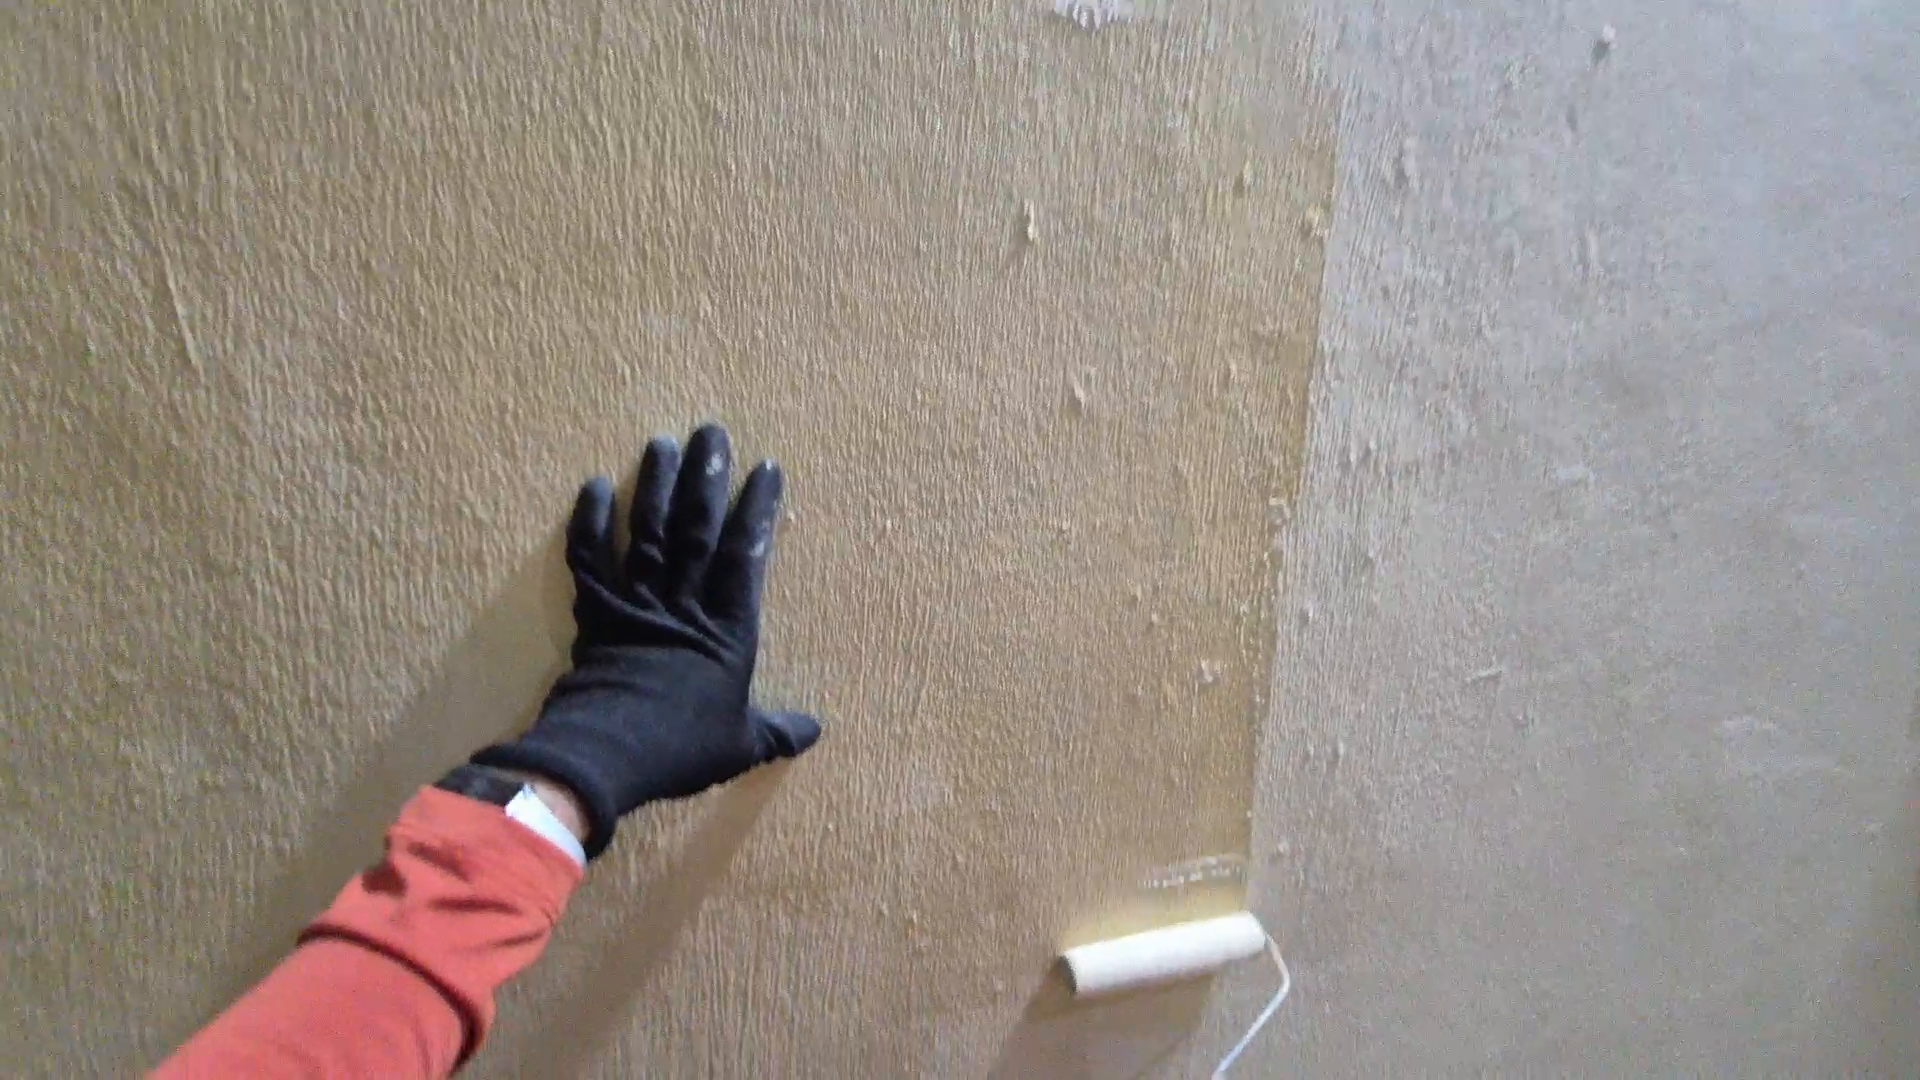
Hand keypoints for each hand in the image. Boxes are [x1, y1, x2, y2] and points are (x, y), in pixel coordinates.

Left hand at [472, 423, 821, 858]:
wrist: (604, 761)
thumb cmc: (681, 747)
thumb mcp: (741, 744)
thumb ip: (778, 731)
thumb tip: (816, 731)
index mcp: (726, 628)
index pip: (745, 554)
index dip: (757, 510)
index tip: (766, 468)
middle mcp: (683, 603)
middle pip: (695, 530)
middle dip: (705, 479)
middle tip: (711, 432)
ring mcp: (636, 604)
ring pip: (647, 533)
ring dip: (653, 486)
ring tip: (661, 442)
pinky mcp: (596, 614)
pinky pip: (590, 560)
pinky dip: (589, 523)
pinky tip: (593, 486)